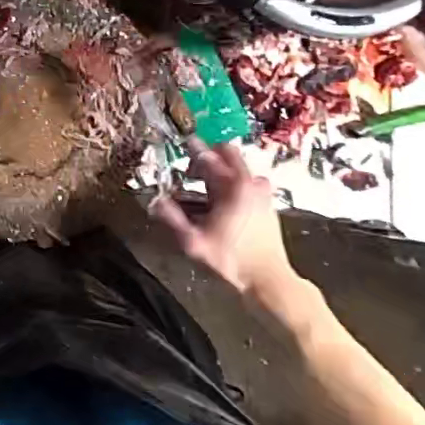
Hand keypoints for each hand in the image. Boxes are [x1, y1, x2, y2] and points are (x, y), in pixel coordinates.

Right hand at [151, 142, 300, 300]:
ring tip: (204, 187)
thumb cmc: (232, 259)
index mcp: (232, 186)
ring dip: (221, 170)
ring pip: (238, 167)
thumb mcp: (194, 241)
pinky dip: (232, 182)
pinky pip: (247, 181)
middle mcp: (250, 183)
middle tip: (192, 171)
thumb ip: (172, 218)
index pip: (208, 155)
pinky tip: (221, 201)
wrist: (268, 278)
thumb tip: (155, 202)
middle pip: (228, 153)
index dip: (192, 150)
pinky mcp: (267, 202)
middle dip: (208, 156)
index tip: (182, 146)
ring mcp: (262, 192)